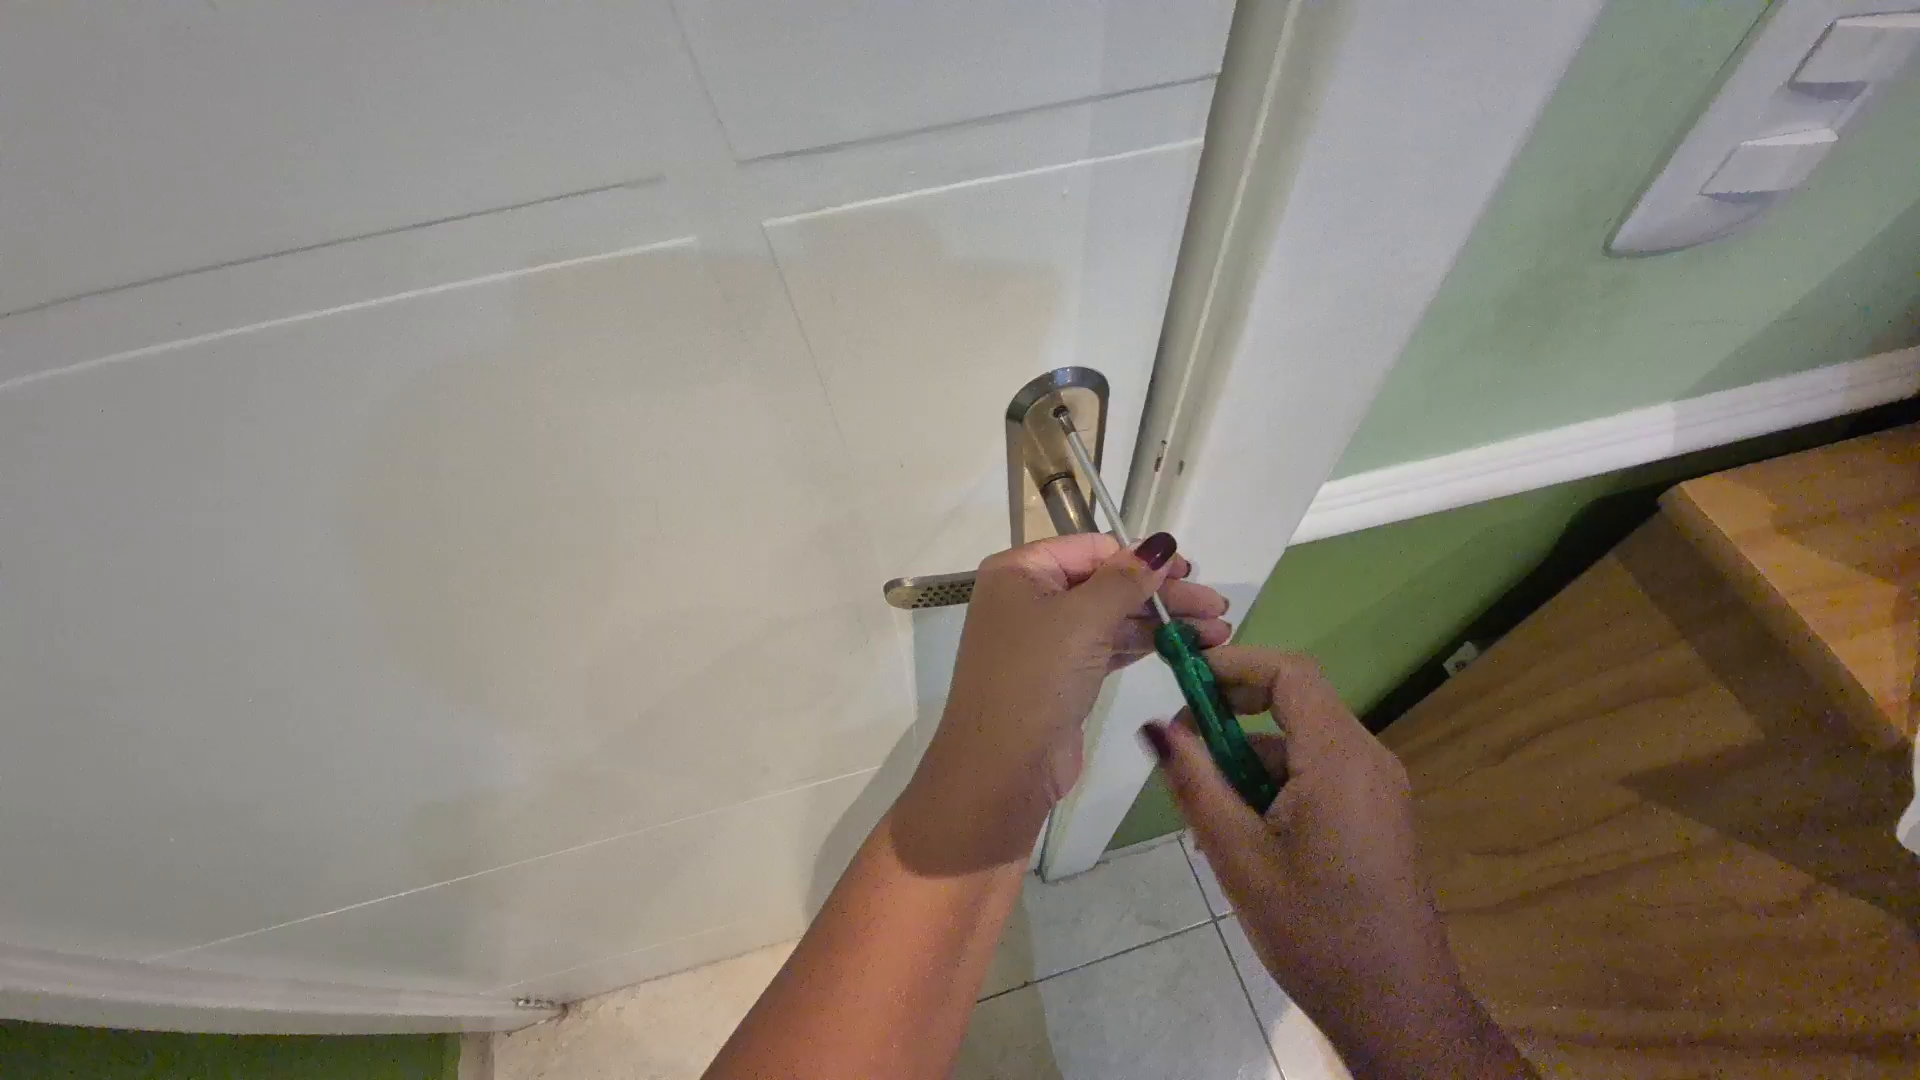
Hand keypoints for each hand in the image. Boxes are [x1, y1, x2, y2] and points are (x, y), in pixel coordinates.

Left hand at [894, 532, 1228, 871]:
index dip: (1140, 558)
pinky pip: (1109, 646)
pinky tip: (1187, 647)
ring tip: (1218, 630)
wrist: (1002, 766)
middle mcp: (1029, 597)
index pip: (1090, 548)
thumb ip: (1126, 579)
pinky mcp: (1063, 673)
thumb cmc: (1036, 677)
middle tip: (1216, 606)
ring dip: (1162, 621)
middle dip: (1161, 593)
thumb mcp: (1082, 619)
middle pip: (1105, 582)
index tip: (1189, 570)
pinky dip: (1146, 645)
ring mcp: (1045, 637)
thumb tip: (1161, 544)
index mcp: (1020, 571)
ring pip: (1112, 616)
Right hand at [1143, 647, 1535, 1079]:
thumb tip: (1154, 726)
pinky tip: (1240, 833)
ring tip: (1204, 814)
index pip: (1289, 673)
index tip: (1181, 681)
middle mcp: (1365, 758)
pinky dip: (1269, 782)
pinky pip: (1311, 771)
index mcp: (1339, 760)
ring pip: (1295, 741)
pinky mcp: (1372, 810)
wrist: (1397, 1012)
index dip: (1233, 664)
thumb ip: (1195, 781)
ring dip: (1243, 759)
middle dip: (1228, 716)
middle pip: (1291, 702)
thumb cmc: (1314, 932)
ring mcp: (1374, 785)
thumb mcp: (1238, 854)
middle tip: (1181, 751)